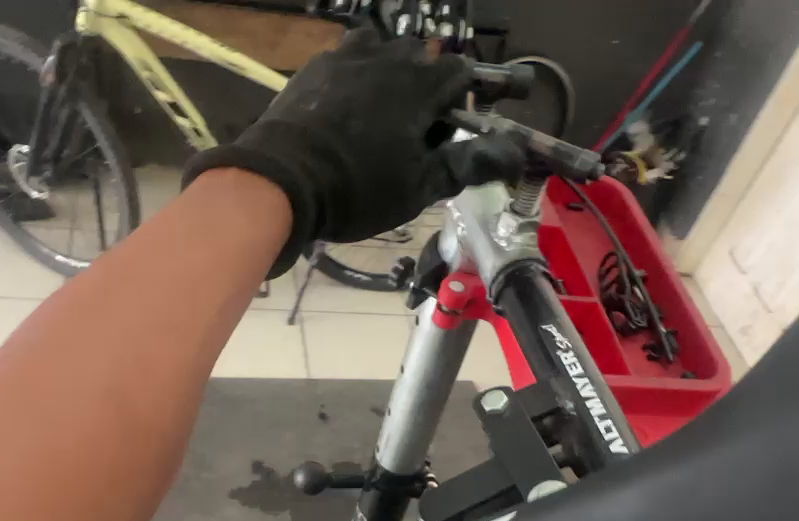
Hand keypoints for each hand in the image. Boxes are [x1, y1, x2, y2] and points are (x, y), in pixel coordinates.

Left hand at [183, 28, 470, 276]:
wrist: (284, 180)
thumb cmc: (359, 189)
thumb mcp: (419, 188)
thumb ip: (467, 165)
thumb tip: (515, 153)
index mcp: (422, 83)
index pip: (459, 73)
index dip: (459, 102)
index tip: (448, 134)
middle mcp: (388, 57)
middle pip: (419, 60)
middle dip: (423, 89)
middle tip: (411, 135)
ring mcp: (346, 57)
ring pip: (380, 54)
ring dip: (386, 78)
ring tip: (376, 119)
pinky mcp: (314, 68)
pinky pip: (344, 64)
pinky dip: (352, 82)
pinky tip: (343, 114)